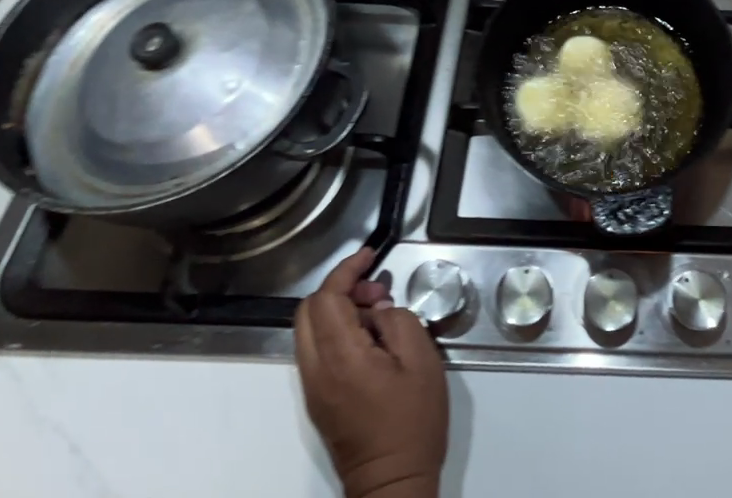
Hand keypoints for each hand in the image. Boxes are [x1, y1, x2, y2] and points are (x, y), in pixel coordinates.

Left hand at [295, 248, 447, 497]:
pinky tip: (369, 339)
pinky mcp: (317, 399)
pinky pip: (316, 350)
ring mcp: (312, 387)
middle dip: (341, 289)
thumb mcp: (422, 361)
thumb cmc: (413, 422)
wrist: (393, 481)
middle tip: (378, 291)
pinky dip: (336, 331)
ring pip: (309, 330)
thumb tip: (379, 310)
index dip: (346, 270)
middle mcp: (316, 369)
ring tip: (378, 315)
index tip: (370, 256)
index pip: (327, 298)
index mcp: (341, 357)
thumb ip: (399, 321)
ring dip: (338, 310)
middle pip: (309, 310)